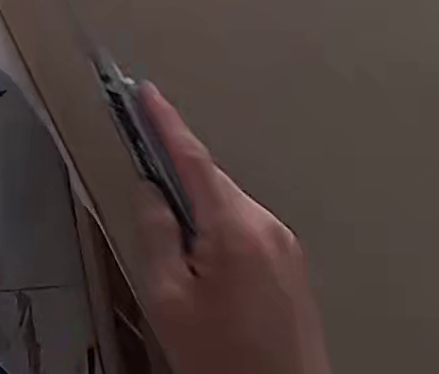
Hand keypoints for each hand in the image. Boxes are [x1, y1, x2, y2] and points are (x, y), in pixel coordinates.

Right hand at [132, 83, 332, 373]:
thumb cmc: (223, 363)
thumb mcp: (170, 302)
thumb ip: (156, 234)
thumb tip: (150, 189)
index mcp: (235, 227)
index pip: (192, 157)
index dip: (165, 121)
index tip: (146, 91)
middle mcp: (266, 223)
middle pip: (210, 182)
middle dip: (179, 183)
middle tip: (150, 194)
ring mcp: (284, 241)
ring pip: (228, 205)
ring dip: (201, 215)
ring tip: (184, 265)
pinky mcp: (292, 260)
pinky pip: (247, 225)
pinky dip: (222, 230)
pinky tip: (212, 272)